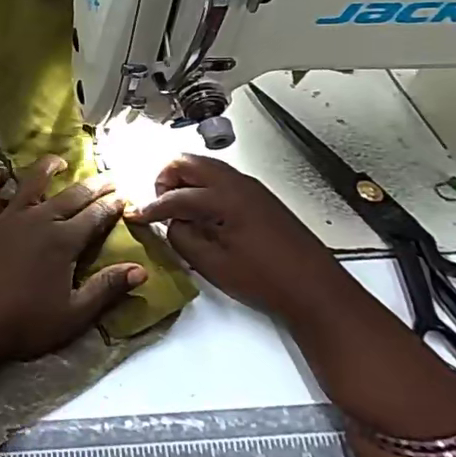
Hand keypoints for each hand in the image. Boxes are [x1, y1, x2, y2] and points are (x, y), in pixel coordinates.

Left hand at [0, 156, 146, 363]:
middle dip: (92, 186)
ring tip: (59, 161)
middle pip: (70, 196)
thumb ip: (106, 288)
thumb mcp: (74, 313)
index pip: (95, 216)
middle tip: (108, 176)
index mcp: (64, 241)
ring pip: (31, 183)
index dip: (111, 205)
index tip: (124, 194)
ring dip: (47, 168)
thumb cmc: (26, 320)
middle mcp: (39, 219)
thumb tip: (140, 269)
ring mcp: (9, 217)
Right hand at [127, 156, 360, 329]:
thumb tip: (173, 226)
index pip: (175, 196)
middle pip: (188, 163)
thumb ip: (182, 239)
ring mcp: (252, 187)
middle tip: (158, 203)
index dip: (151, 207)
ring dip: (185, 181)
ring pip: (205, 167)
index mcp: (225, 197)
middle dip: (166, 179)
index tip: (136, 215)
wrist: (319, 294)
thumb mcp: (213, 265)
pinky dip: (203, 188)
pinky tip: (203, 214)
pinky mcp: (261, 198)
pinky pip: (221, 179)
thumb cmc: (268, 281)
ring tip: (177, 209)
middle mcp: (238, 183)